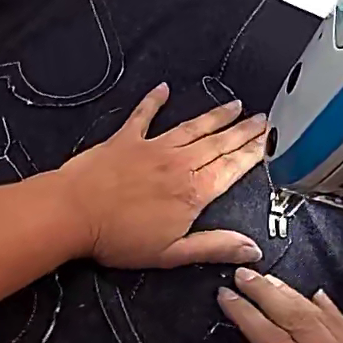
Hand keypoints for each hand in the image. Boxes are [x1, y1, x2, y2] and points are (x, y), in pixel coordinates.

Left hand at [56, 82, 267, 268]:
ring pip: (193, 127)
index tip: (270, 140)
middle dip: (244, 130)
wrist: (73, 212)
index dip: (254, 153)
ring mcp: (153, 147)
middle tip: (263, 118)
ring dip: (216, 115)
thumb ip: (215, 247)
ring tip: (235, 105)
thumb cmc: (119, 238)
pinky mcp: (127, 138)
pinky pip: (144, 115)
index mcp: (194, 191)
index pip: (233, 167)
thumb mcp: (172, 253)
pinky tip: (164, 88)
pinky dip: (154, 100)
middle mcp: (180, 163)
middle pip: (220, 143)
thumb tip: (252, 249)